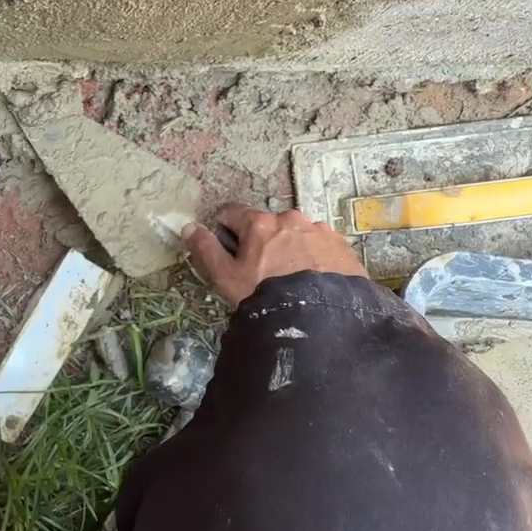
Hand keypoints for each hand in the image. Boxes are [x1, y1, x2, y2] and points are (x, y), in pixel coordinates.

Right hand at [185, 205, 366, 305]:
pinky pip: (319, 246)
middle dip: (260, 242)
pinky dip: (312, 257)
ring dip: (288, 248)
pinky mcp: (342, 246)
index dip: (224, 231)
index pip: (231, 213)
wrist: (320, 317)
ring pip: (294, 234)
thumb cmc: (264, 294)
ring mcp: (319, 230)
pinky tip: (311, 280)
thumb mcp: (226, 278)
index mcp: (259, 223)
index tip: (228, 252)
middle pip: (266, 225)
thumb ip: (206, 250)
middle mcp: (290, 218)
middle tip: (261, 273)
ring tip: (290, 279)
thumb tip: (189, 227)